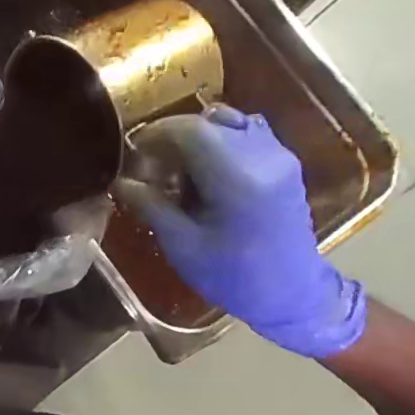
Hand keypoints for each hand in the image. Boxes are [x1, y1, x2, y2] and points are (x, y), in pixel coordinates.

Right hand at [114, 105, 365, 357]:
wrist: (293, 292)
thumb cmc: (234, 278)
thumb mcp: (184, 246)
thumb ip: (152, 207)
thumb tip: (121, 182)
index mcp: (238, 178)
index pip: (190, 130)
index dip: (156, 134)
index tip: (133, 152)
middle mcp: (263, 155)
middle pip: (208, 122)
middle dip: (173, 138)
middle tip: (152, 168)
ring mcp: (279, 155)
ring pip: (228, 122)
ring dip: (197, 139)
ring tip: (179, 171)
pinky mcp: (285, 161)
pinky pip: (246, 133)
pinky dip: (220, 143)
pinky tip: (207, 173)